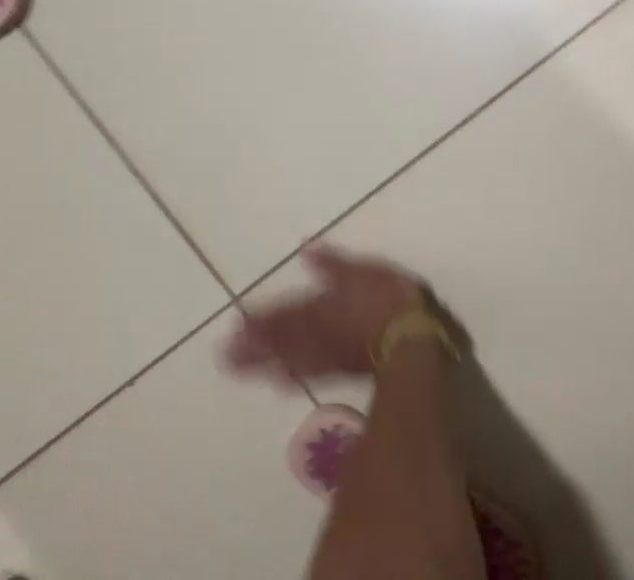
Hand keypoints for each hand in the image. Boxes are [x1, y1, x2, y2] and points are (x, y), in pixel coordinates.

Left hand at [224, 245, 428, 381]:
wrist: (410, 341)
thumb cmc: (388, 300)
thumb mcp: (362, 271)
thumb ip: (332, 264)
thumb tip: (304, 250)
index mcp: (317, 306)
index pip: (282, 312)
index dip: (260, 318)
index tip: (236, 323)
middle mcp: (314, 333)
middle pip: (276, 340)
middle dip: (250, 346)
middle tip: (223, 356)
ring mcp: (326, 356)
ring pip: (285, 360)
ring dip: (260, 365)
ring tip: (238, 370)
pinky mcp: (340, 371)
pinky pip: (307, 375)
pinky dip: (290, 378)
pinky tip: (282, 383)